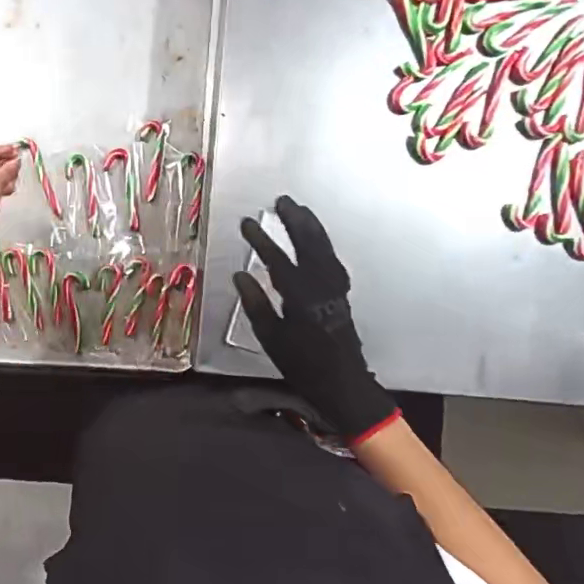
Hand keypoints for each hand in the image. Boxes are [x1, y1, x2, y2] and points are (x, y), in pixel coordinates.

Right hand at [233, 196, 397, 443]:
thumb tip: (240, 276)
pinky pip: (333, 259)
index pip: (279, 260)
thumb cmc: (302, 364)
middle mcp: (323, 286)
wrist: (341, 382)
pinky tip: (316, 241)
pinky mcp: (342, 293)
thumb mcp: (271, 338)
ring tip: (298, 210)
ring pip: (325, 249)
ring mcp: (336, 288)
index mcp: (302, 298)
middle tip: (282, 201)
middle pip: (310, 244)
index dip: (262, 240)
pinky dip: (323, 244)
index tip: (247, 223)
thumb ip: (256, 305)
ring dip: (312, 227)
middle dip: (295, 221)